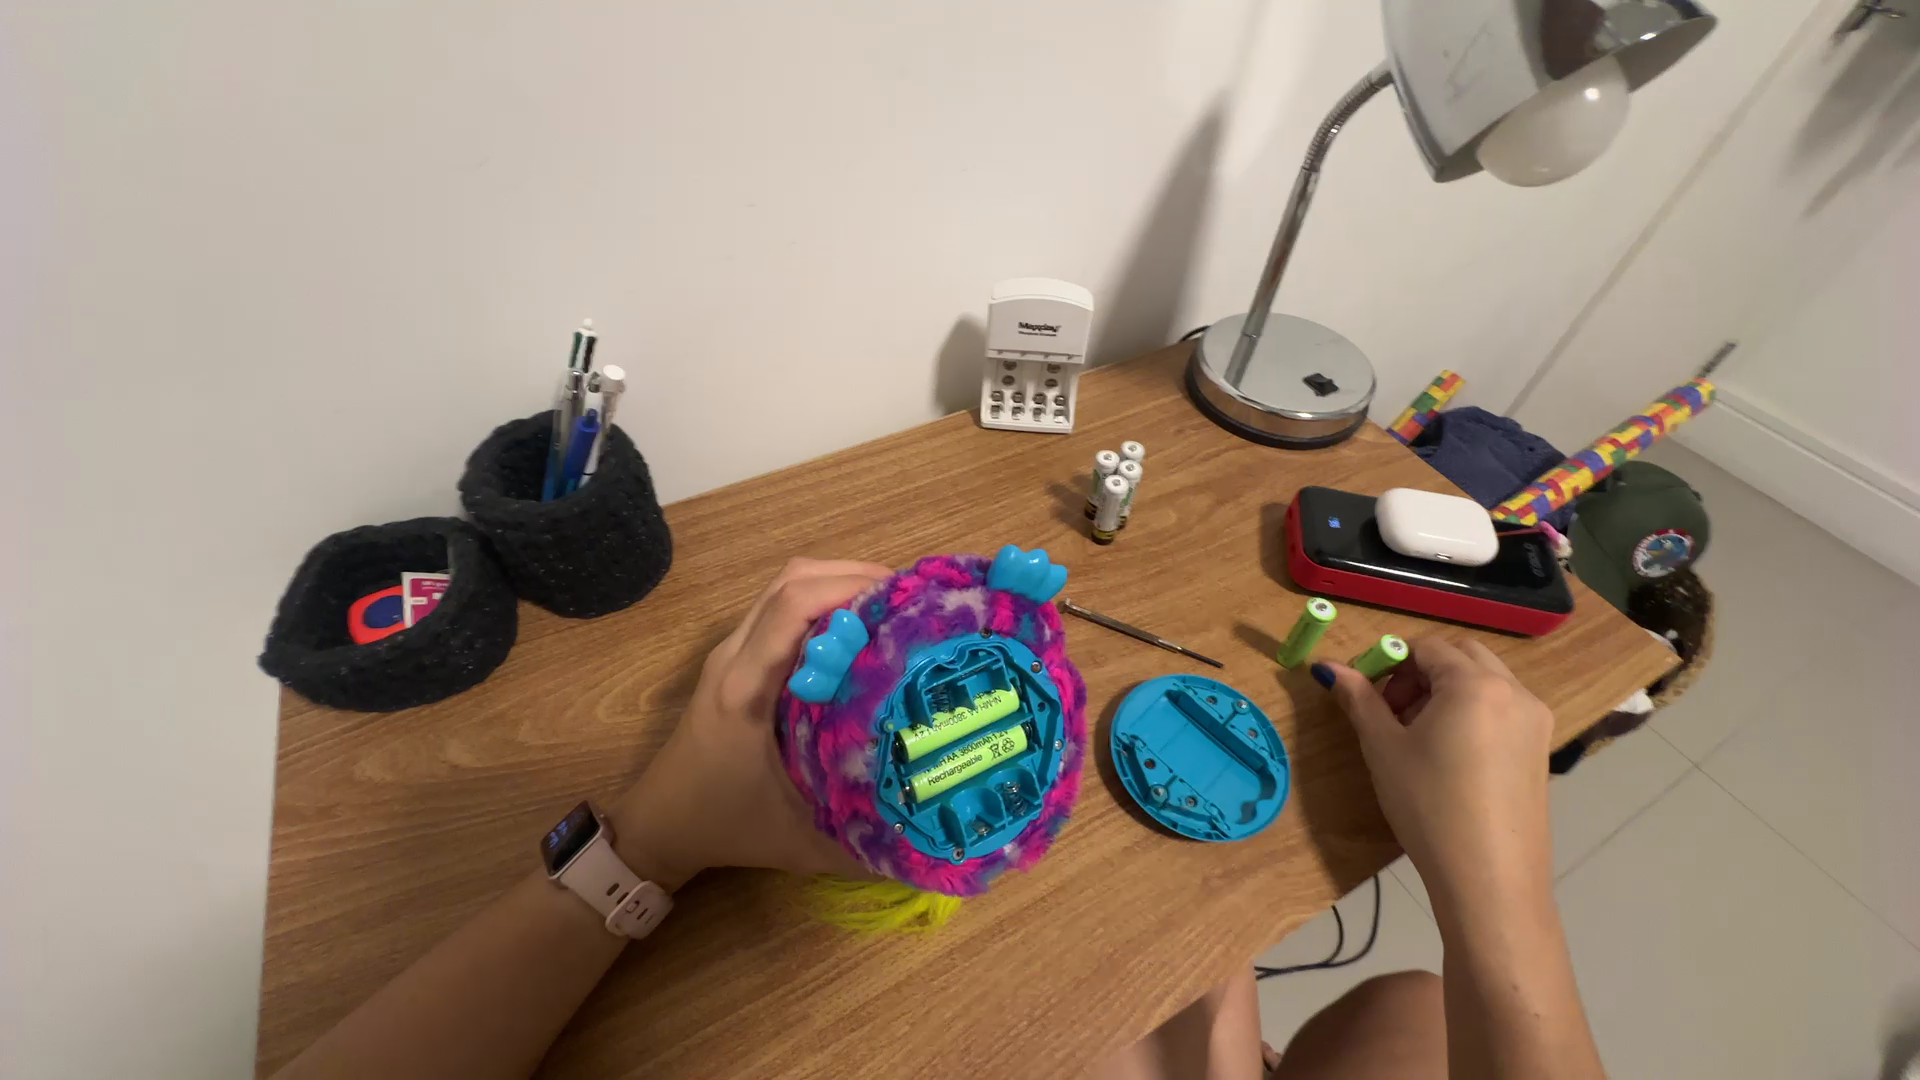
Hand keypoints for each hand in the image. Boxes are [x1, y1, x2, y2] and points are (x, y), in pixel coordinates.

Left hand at [607, 558, 892, 890]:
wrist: (656, 825)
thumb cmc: (724, 828)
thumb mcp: (801, 841)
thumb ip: (865, 843)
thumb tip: (933, 832)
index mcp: (747, 690)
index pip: (793, 607)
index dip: (850, 587)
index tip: (904, 600)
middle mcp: (736, 657)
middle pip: (791, 580)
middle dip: (854, 576)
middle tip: (907, 600)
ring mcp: (732, 652)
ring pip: (784, 586)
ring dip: (837, 583)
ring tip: (889, 608)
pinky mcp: (735, 657)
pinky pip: (781, 607)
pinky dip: (822, 601)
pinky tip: (856, 630)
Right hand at [1313, 638, 1555, 915]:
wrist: (1488, 876)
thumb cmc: (1427, 802)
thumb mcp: (1382, 745)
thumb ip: (1357, 696)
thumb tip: (1324, 666)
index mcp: (1475, 684)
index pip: (1427, 647)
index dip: (1390, 662)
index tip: (1369, 696)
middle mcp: (1514, 692)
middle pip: (1461, 655)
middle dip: (1421, 671)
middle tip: (1392, 709)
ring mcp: (1534, 721)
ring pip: (1483, 680)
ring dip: (1446, 689)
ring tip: (1417, 734)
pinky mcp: (1540, 748)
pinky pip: (1501, 707)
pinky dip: (1470, 710)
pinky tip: (1448, 753)